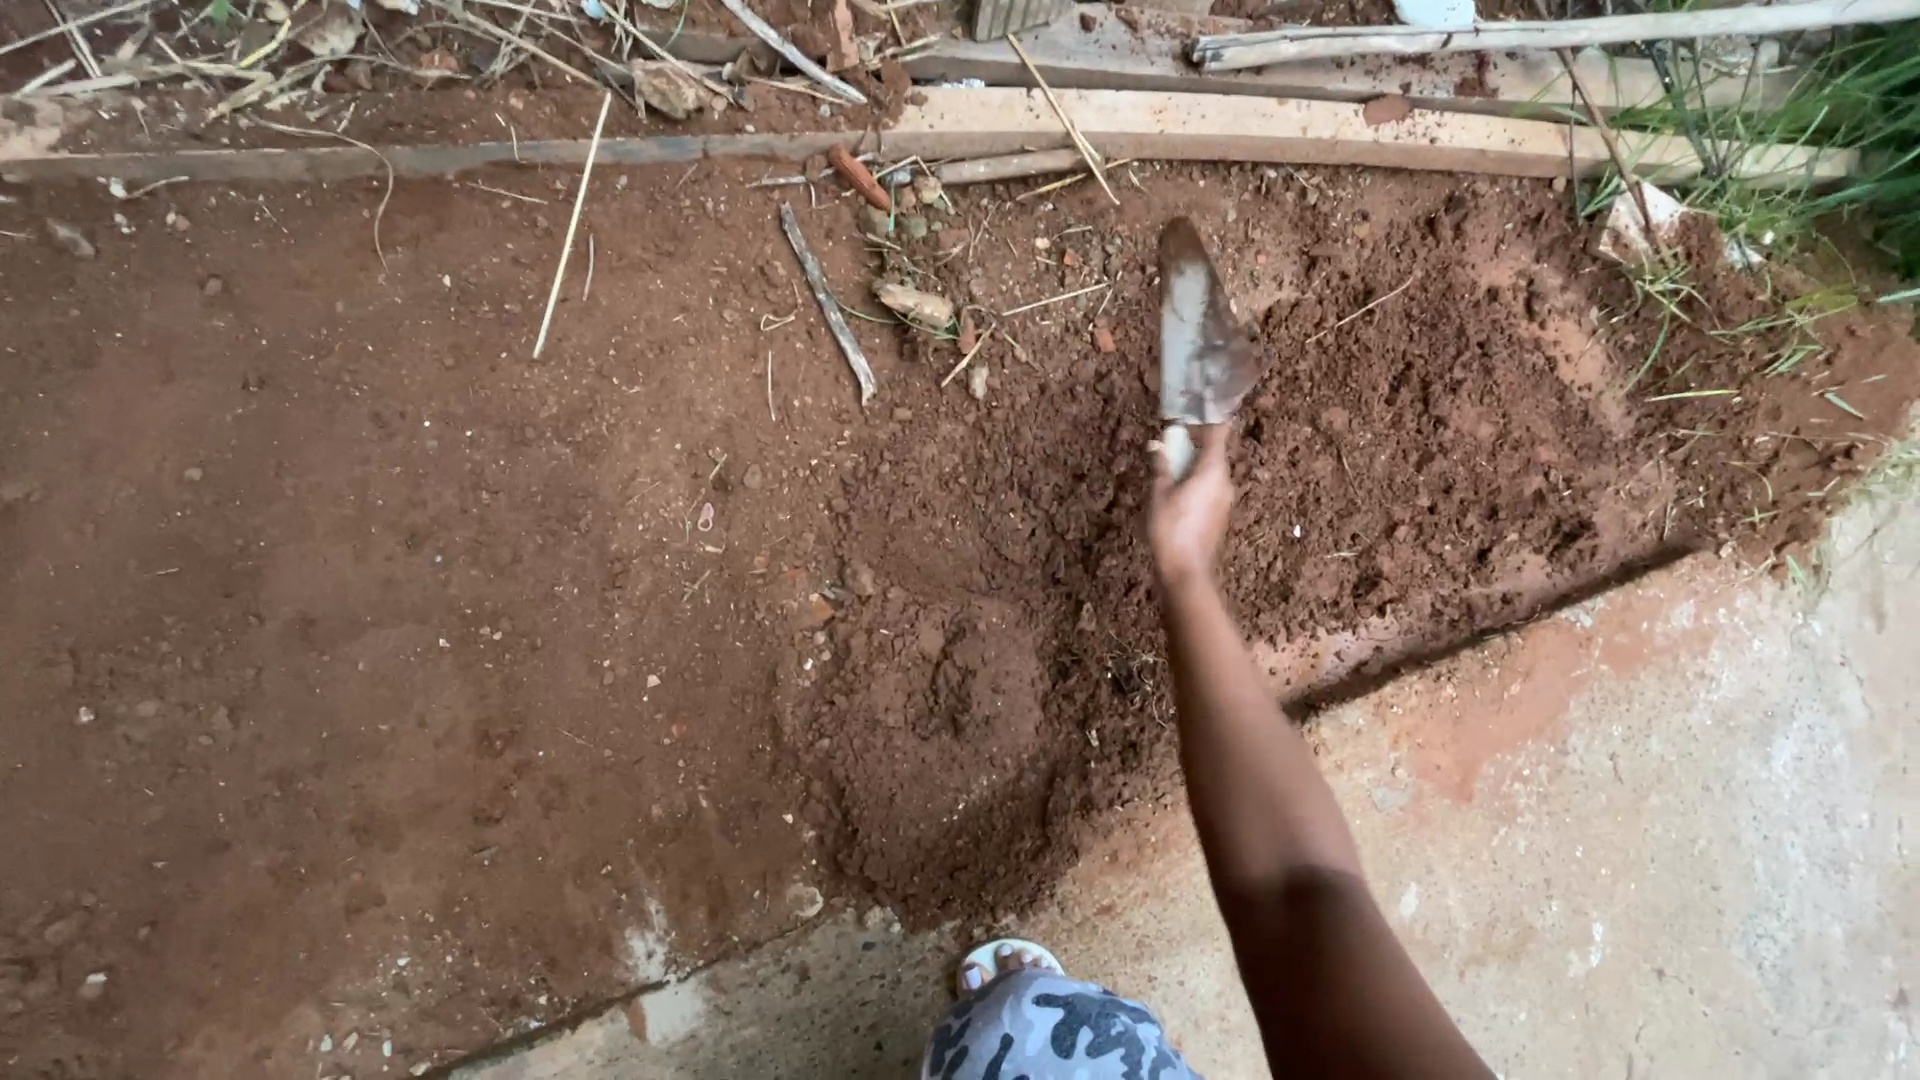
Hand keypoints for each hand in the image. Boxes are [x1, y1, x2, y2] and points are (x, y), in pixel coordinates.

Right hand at [1150, 424, 1232, 592]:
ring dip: (1193, 465)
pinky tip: (1176, 492)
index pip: (1219, 433)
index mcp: (1212, 470)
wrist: (1186, 570)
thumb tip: (1155, 445)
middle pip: (1215, 453)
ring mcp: (1225, 500)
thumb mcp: (1159, 494)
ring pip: (1211, 472)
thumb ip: (1160, 466)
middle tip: (1172, 441)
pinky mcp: (1220, 515)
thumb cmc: (1170, 528)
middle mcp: (1225, 482)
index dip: (1210, 419)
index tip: (1197, 410)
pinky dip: (1196, 482)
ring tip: (1169, 468)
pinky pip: (1210, 488)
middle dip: (1195, 444)